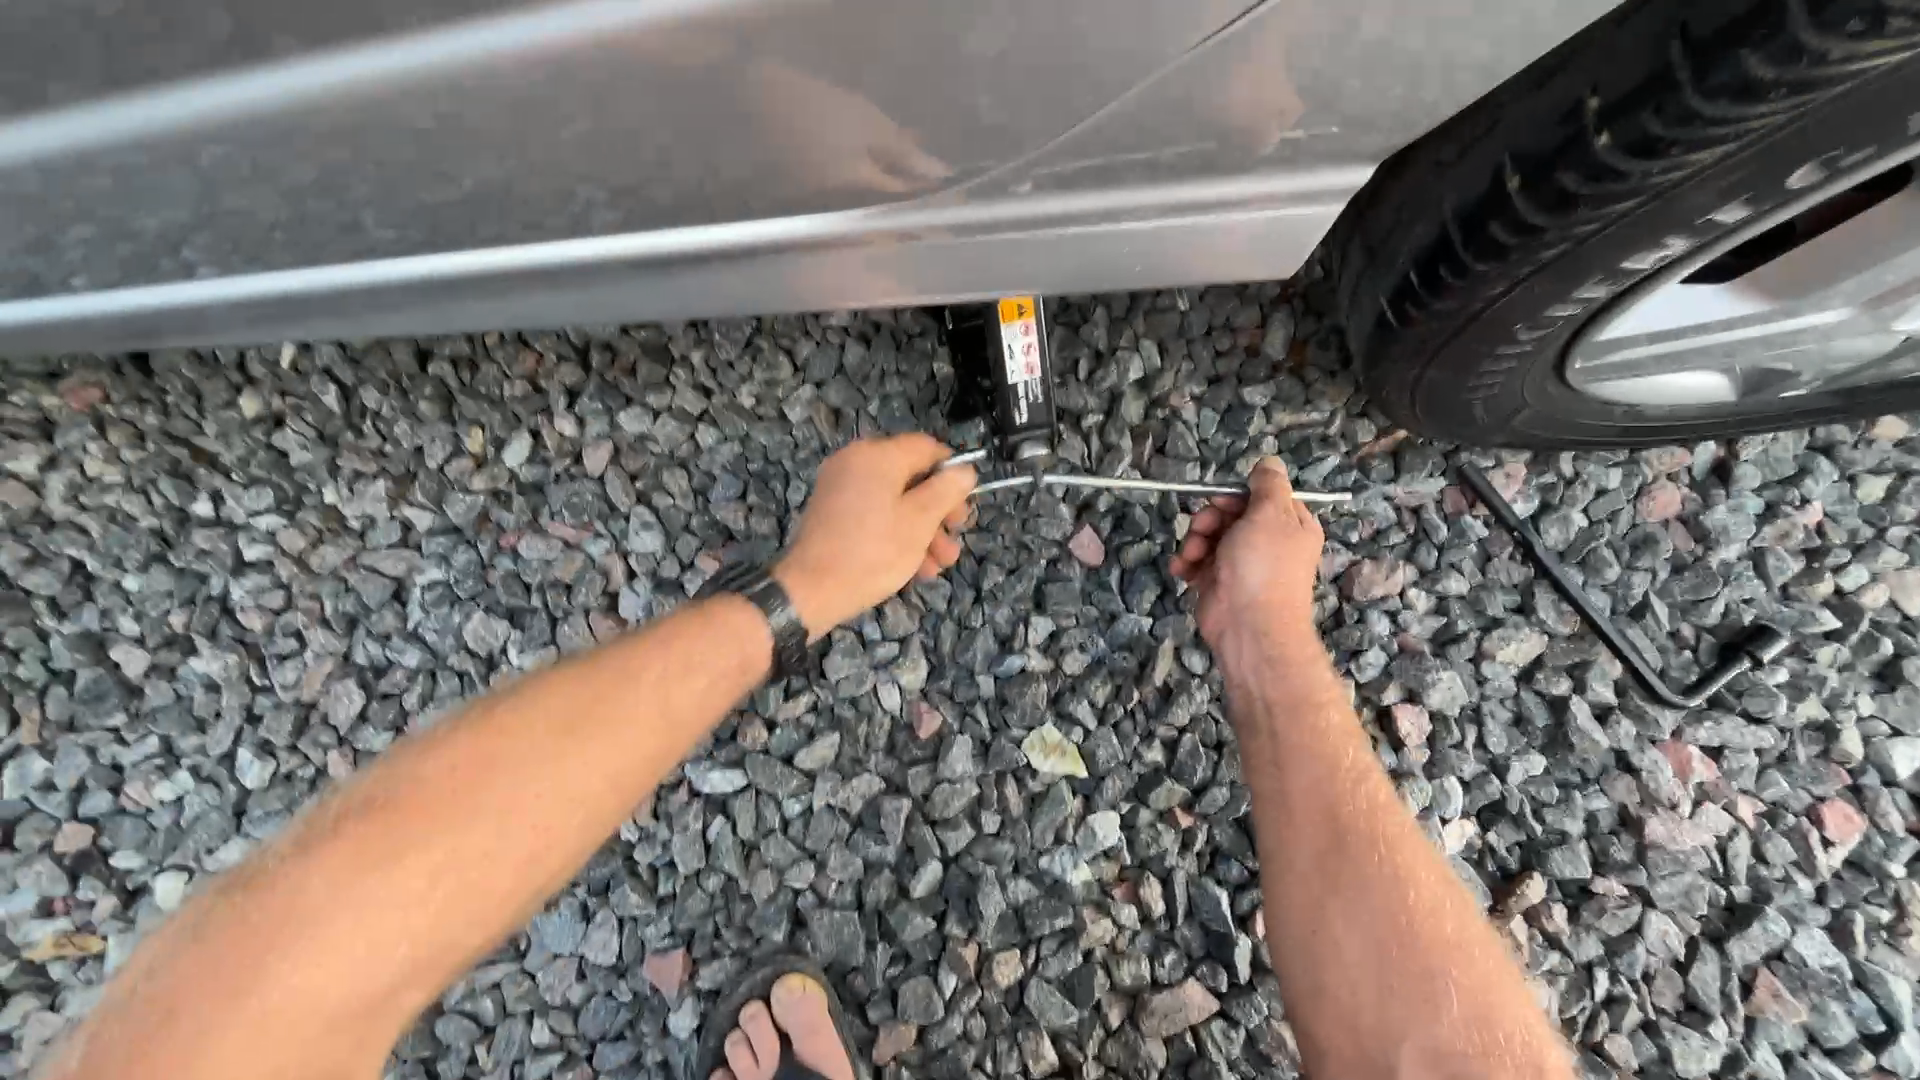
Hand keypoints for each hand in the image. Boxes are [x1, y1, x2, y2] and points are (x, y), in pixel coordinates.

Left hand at [773, 435, 974, 638]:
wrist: (811, 590)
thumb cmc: (872, 552)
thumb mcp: (920, 521)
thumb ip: (947, 490)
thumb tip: (965, 470)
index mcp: (877, 455)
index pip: (928, 448)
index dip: (952, 474)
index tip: (963, 507)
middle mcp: (856, 462)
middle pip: (912, 477)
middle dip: (939, 512)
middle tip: (954, 539)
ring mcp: (840, 488)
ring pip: (895, 501)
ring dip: (922, 531)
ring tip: (938, 565)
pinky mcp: (832, 513)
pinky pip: (873, 514)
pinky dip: (895, 534)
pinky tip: (914, 568)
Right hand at [1171, 457, 1325, 652]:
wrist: (1249, 626)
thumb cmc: (1263, 566)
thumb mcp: (1270, 514)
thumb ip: (1268, 484)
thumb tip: (1269, 462)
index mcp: (1290, 525)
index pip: (1260, 496)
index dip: (1237, 496)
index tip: (1222, 500)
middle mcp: (1266, 542)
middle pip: (1229, 514)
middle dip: (1209, 518)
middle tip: (1204, 528)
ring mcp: (1240, 563)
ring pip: (1208, 536)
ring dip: (1194, 540)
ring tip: (1193, 555)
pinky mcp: (1216, 582)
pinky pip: (1196, 561)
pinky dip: (1187, 562)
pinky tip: (1184, 570)